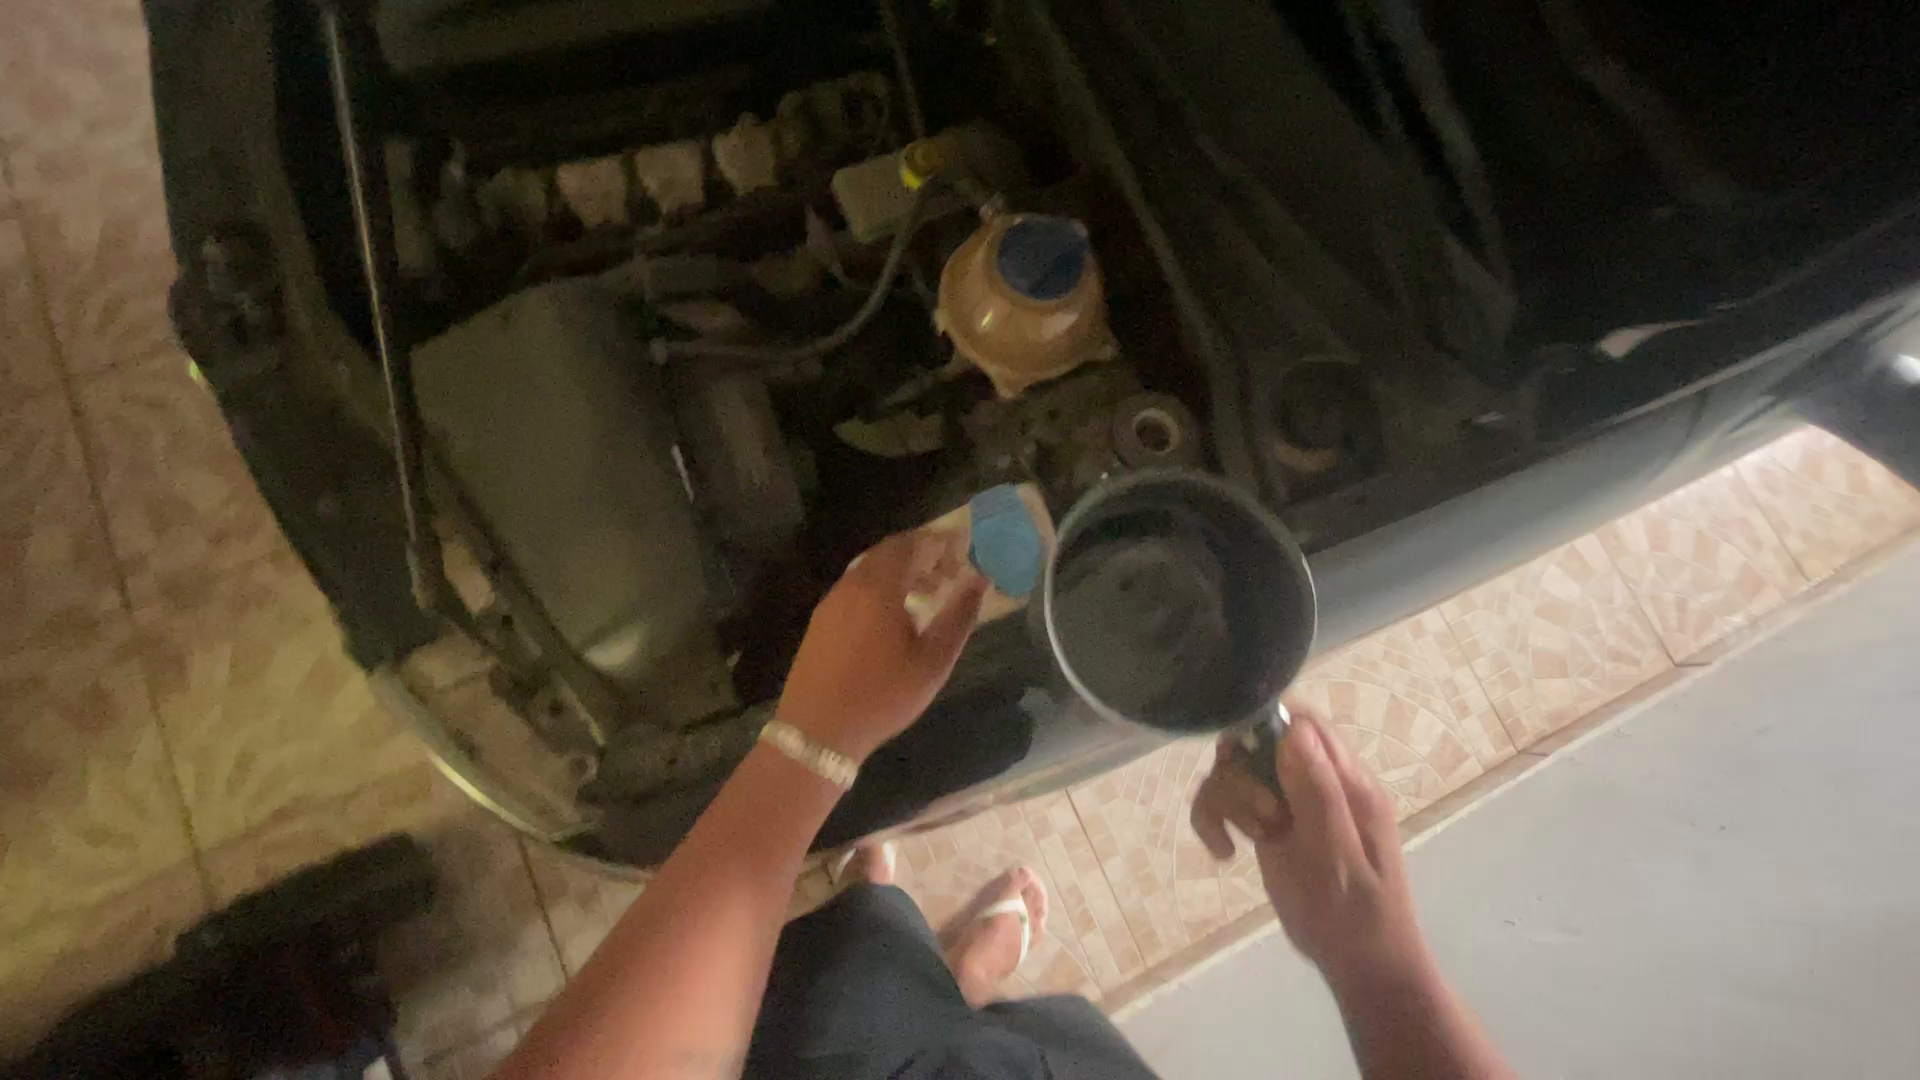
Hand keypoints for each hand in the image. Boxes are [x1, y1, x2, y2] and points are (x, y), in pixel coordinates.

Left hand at [775, 530, 988, 761]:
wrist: (817, 731)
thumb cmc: (882, 696)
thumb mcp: (932, 662)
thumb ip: (959, 616)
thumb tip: (980, 580)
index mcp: (879, 588)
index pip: (911, 545)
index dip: (938, 542)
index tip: (962, 550)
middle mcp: (851, 585)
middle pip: (888, 552)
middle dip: (920, 553)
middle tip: (947, 570)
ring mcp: (832, 602)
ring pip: (869, 569)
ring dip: (899, 571)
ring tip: (925, 595)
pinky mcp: (821, 620)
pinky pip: (855, 587)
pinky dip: (879, 587)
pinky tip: (893, 616)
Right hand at [1190, 709, 1430, 989]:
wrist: (1359, 967)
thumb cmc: (1355, 915)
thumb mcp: (1336, 855)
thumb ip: (1318, 792)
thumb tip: (1293, 729)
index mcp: (1347, 781)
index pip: (1303, 721)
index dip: (1266, 727)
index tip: (1244, 759)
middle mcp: (1317, 782)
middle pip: (1258, 742)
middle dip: (1240, 775)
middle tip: (1257, 817)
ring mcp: (1290, 803)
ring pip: (1235, 770)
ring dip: (1225, 801)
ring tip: (1242, 839)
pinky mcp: (1268, 823)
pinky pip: (1226, 801)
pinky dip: (1214, 819)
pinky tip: (1223, 850)